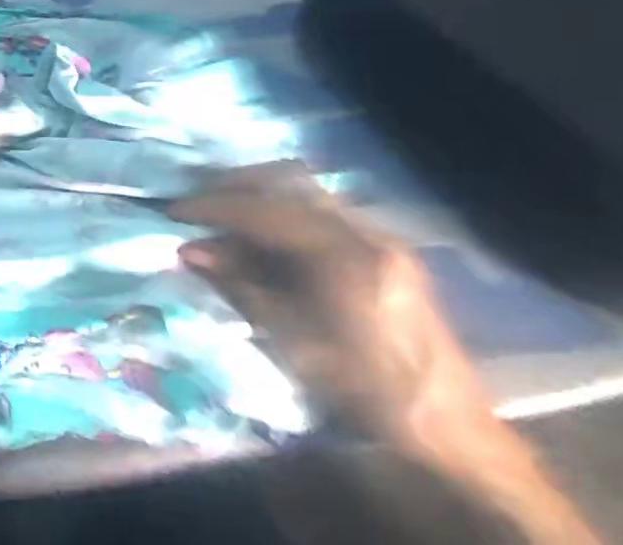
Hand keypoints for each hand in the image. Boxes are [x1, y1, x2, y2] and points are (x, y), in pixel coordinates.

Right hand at [171, 162, 494, 457]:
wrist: (449, 437)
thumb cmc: (364, 393)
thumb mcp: (292, 342)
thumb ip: (240, 287)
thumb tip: (188, 250)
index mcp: (347, 255)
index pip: (266, 211)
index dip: (214, 207)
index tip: (174, 210)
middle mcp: (368, 234)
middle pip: (289, 185)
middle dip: (235, 188)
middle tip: (196, 202)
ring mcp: (381, 241)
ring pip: (305, 195)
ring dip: (258, 200)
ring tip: (220, 218)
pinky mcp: (384, 254)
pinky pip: (321, 216)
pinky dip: (282, 218)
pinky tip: (258, 240)